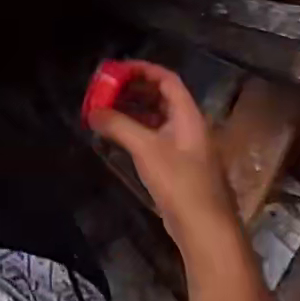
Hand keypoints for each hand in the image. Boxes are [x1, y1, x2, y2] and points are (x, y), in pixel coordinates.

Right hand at [88, 62, 236, 243]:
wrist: (207, 231)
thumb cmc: (181, 184)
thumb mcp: (146, 149)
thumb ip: (119, 126)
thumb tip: (92, 111)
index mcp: (189, 115)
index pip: (167, 79)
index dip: (142, 69)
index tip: (115, 69)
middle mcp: (189, 126)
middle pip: (160, 96)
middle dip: (132, 90)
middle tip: (105, 90)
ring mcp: (184, 147)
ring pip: (156, 117)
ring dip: (132, 110)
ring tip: (105, 110)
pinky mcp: (178, 167)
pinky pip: (154, 137)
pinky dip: (135, 130)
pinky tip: (117, 136)